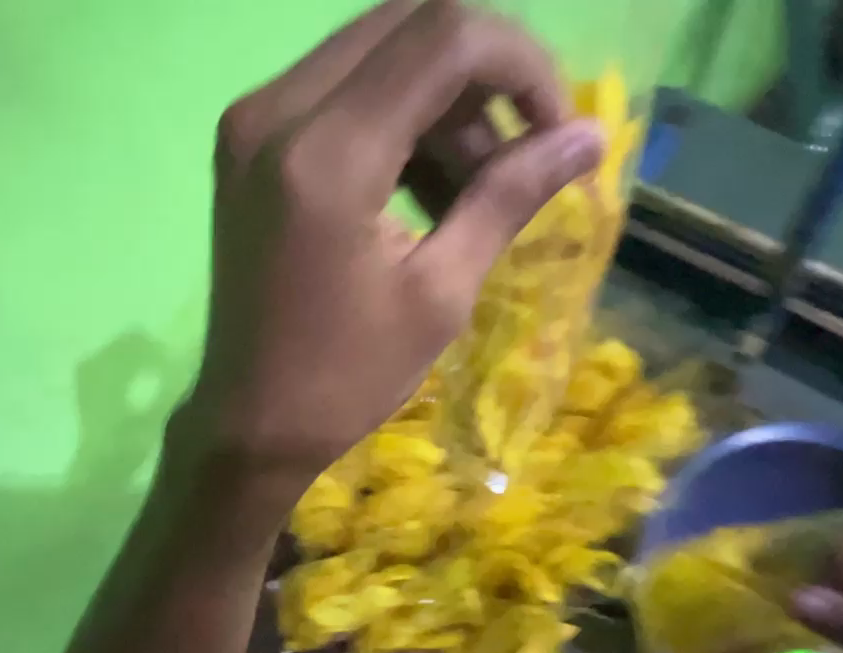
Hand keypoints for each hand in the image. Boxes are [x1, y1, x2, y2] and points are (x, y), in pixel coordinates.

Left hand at [186, 0, 604, 501]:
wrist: (251, 423)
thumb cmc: (347, 379)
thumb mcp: (440, 295)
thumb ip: (509, 198)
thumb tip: (591, 138)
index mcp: (326, 155)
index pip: (446, 37)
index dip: (523, 66)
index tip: (557, 133)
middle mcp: (277, 108)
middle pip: (411, 23)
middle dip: (486, 78)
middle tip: (519, 155)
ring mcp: (254, 119)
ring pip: (378, 51)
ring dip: (444, 102)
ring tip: (475, 191)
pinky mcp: (251, 141)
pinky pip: (343, 90)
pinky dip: (399, 120)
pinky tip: (427, 190)